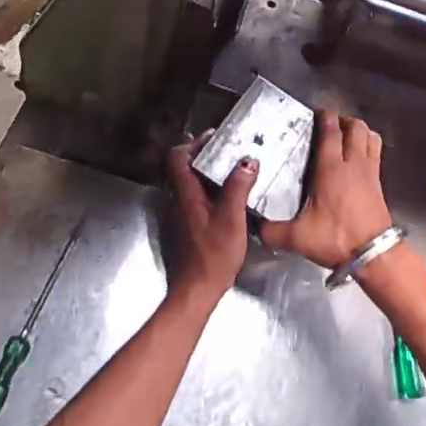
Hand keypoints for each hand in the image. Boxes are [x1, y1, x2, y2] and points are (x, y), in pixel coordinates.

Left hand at [166, 134, 256, 299]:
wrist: (199, 287)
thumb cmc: (214, 254)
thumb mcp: (231, 218)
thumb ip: (238, 188)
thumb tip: (248, 161)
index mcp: (187, 195)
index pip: (178, 159)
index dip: (192, 144)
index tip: (213, 138)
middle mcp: (183, 200)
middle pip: (185, 168)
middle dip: (204, 154)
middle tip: (228, 147)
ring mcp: (187, 214)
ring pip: (194, 182)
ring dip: (211, 170)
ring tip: (235, 165)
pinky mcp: (195, 225)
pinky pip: (202, 196)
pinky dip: (215, 187)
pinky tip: (235, 193)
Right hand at [262, 114, 393, 269]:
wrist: (374, 255)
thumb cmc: (336, 238)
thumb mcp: (297, 238)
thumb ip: (273, 232)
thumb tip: (257, 229)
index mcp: (331, 169)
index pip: (331, 133)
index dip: (325, 118)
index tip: (317, 113)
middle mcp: (353, 164)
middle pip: (356, 128)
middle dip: (344, 120)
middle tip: (330, 124)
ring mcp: (370, 173)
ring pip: (371, 138)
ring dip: (360, 131)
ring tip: (346, 136)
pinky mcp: (379, 185)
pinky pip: (376, 154)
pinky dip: (368, 148)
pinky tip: (357, 159)